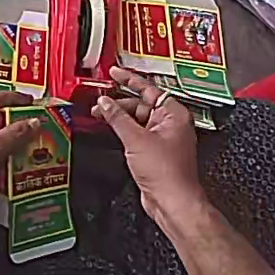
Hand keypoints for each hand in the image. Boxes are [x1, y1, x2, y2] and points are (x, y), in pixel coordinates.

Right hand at [90, 66, 205, 223]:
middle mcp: (170, 124)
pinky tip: (111, 128)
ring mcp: (162, 138)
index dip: (129, 80)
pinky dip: (123, 129)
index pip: (149, 89)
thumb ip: (117, 118)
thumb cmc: (166, 173)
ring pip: (137, 119)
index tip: (115, 73)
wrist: (171, 201)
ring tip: (100, 114)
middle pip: (141, 104)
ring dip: (119, 117)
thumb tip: (105, 103)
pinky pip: (136, 133)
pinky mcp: (154, 151)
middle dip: (119, 103)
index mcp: (174, 114)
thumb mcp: (136, 139)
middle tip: (100, 101)